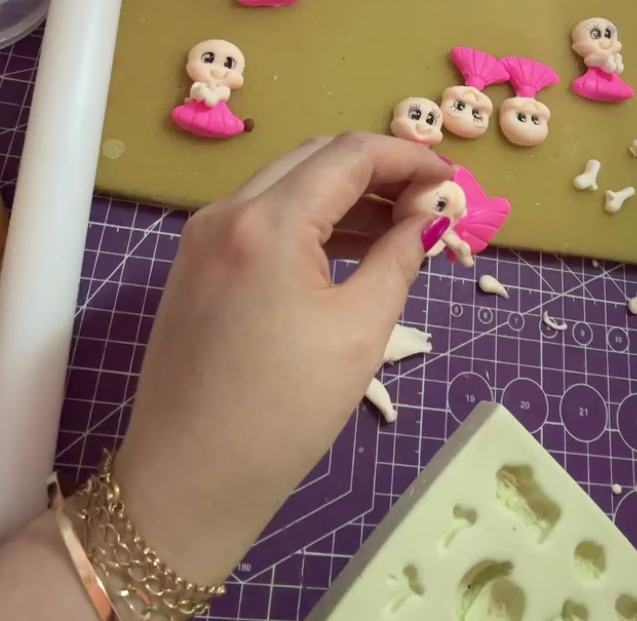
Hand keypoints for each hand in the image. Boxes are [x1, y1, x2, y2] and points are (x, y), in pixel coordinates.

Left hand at [112, 133, 451, 584]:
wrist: (186, 482)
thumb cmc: (283, 414)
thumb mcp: (359, 332)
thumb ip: (400, 256)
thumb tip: (429, 217)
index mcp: (266, 222)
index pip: (349, 154)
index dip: (408, 157)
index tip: (450, 181)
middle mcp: (227, 209)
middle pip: (317, 158)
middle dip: (378, 170)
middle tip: (428, 203)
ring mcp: (205, 233)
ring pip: (289, 183)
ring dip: (346, 193)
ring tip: (401, 224)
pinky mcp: (198, 259)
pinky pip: (265, 216)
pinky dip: (311, 219)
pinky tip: (351, 244)